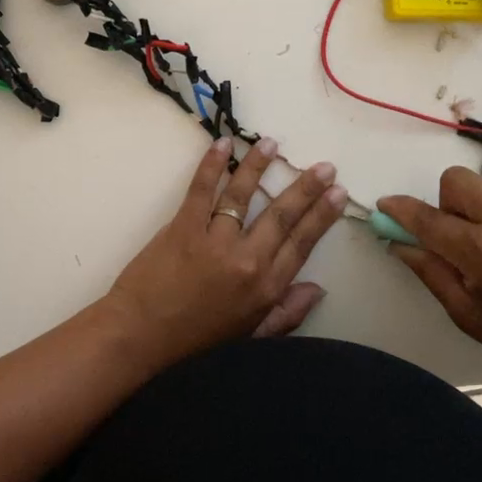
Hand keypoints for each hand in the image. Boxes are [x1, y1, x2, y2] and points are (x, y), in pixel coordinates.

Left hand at [102, 137, 346, 370]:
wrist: (143, 333)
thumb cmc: (197, 337)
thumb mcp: (251, 334)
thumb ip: (287, 313)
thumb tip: (317, 288)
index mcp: (266, 287)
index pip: (302, 244)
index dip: (322, 216)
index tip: (338, 193)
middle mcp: (247, 261)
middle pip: (282, 216)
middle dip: (306, 188)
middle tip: (324, 166)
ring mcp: (214, 241)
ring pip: (243, 195)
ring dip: (259, 166)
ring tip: (271, 144)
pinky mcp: (183, 227)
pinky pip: (202, 190)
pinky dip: (212, 165)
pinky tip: (222, 144)